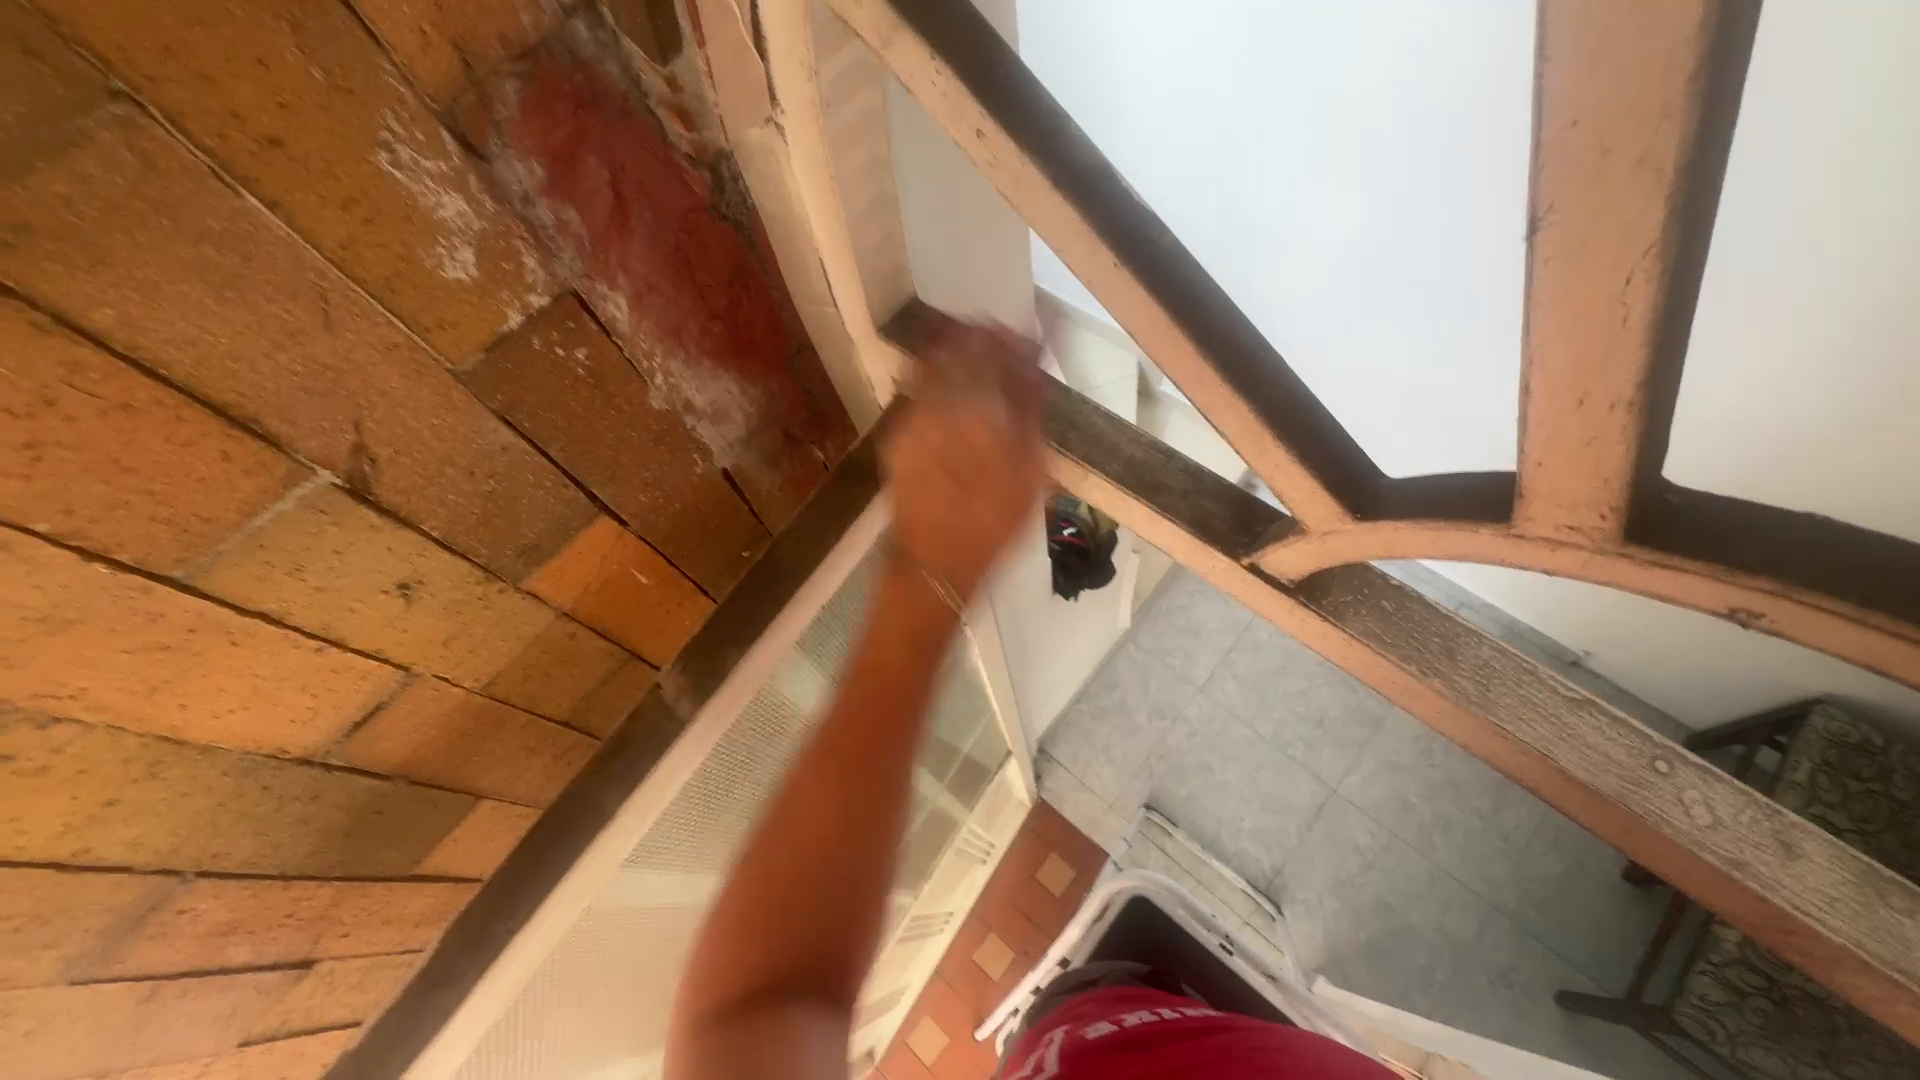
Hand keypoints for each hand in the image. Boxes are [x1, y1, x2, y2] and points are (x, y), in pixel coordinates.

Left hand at [883, 318, 1046, 600]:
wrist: (935, 562)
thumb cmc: (991, 526)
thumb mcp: (1029, 477)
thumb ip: (1030, 420)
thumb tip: (1034, 378)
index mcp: (983, 413)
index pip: (996, 354)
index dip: (1012, 339)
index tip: (1026, 338)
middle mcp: (943, 406)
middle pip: (959, 351)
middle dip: (981, 337)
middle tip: (997, 336)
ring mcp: (913, 419)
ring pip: (932, 367)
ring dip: (953, 351)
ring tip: (970, 351)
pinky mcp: (896, 435)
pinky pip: (914, 393)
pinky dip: (930, 379)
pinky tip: (944, 383)